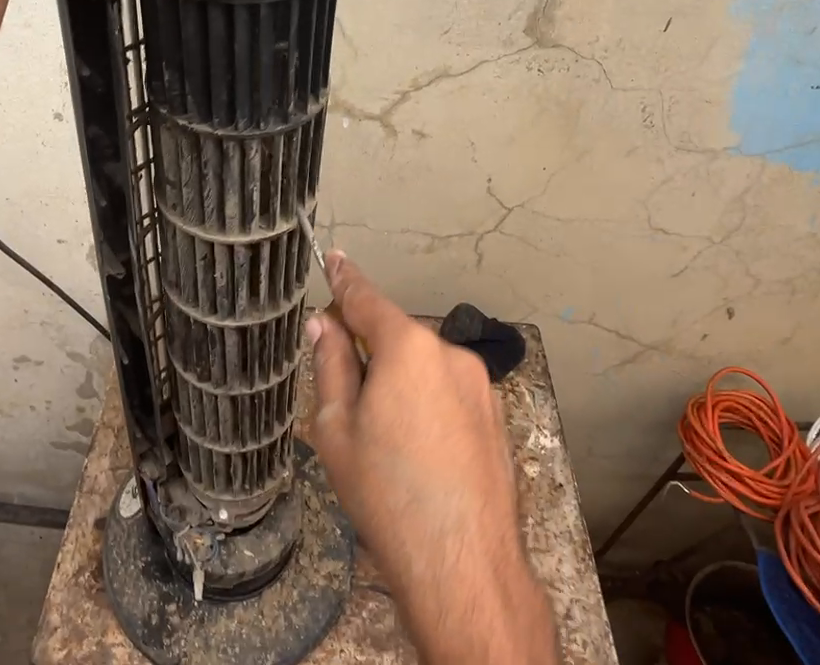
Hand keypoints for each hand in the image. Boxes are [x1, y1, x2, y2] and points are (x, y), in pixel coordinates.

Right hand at [307, 253, 556, 664]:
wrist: (463, 563)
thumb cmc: (387, 494)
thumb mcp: (337, 428)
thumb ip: (331, 364)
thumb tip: (324, 323)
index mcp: (408, 347)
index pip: (366, 298)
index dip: (345, 278)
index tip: (334, 257)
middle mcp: (450, 353)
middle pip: (396, 336)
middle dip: (369, 351)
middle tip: (346, 402)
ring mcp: (480, 385)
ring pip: (423, 367)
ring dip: (400, 382)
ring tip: (386, 443)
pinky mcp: (495, 415)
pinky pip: (449, 392)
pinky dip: (427, 404)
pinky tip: (420, 455)